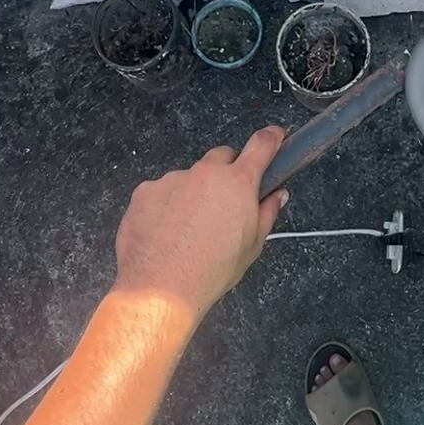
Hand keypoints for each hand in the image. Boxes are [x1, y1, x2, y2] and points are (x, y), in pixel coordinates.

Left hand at [113, 125, 288, 321]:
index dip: (272, 137)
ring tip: (189, 229)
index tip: (275, 135)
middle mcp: (206, 173)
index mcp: (237, 182)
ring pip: (189, 176)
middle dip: (227, 172)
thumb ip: (267, 213)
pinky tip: (166, 232)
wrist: (160, 289)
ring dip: (193, 192)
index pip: (261, 145)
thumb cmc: (210, 271)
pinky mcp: (146, 191)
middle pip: (222, 157)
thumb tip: (277, 196)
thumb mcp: (252, 246)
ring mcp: (173, 179)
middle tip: (225, 202)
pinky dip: (166, 205)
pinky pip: (162, 191)